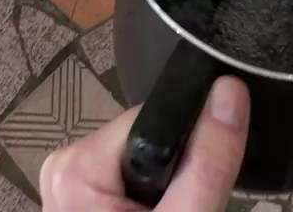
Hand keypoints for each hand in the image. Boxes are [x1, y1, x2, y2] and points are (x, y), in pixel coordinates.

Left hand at [39, 77, 249, 211]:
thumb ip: (207, 162)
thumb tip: (231, 91)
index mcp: (74, 165)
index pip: (148, 121)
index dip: (184, 145)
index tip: (197, 186)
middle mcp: (61, 166)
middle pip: (142, 142)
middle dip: (173, 175)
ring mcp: (64, 186)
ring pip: (137, 164)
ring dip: (164, 190)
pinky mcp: (75, 201)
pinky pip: (124, 183)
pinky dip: (147, 202)